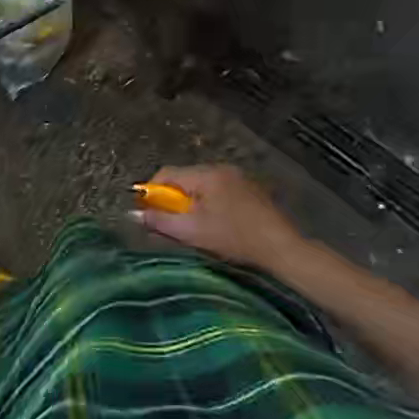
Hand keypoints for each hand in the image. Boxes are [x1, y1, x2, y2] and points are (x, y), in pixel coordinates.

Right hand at [134, 164, 305, 269]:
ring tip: (195, 225)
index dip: (152, 192)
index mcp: (205, 174)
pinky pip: (219, 190)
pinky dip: (210, 203)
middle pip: (184, 178)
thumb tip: (134, 214)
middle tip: (172, 223)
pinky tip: (217, 223)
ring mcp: (238, 177)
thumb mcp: (192, 232)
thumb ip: (160, 221)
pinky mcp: (250, 189)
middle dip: (173, 199)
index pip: (166, 174)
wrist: (284, 250)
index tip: (149, 213)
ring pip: (201, 185)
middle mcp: (220, 168)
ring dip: (192, 202)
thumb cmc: (235, 239)